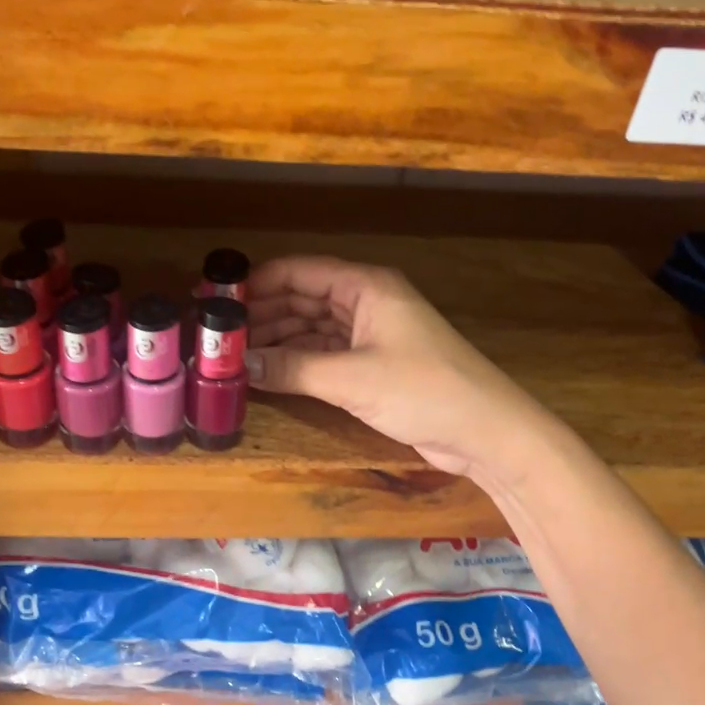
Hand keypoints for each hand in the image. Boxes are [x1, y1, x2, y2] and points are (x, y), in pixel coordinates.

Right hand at [244, 256, 543, 475]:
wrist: (487, 432)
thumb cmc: (424, 390)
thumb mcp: (352, 379)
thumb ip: (293, 368)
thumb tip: (238, 365)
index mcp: (366, 287)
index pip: (300, 272)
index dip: (257, 283)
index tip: (218, 301)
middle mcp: (366, 303)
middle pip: (302, 299)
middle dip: (263, 315)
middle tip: (218, 337)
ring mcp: (371, 336)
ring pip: (311, 330)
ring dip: (277, 342)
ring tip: (233, 359)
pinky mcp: (374, 367)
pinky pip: (324, 356)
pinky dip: (297, 364)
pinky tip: (267, 375)